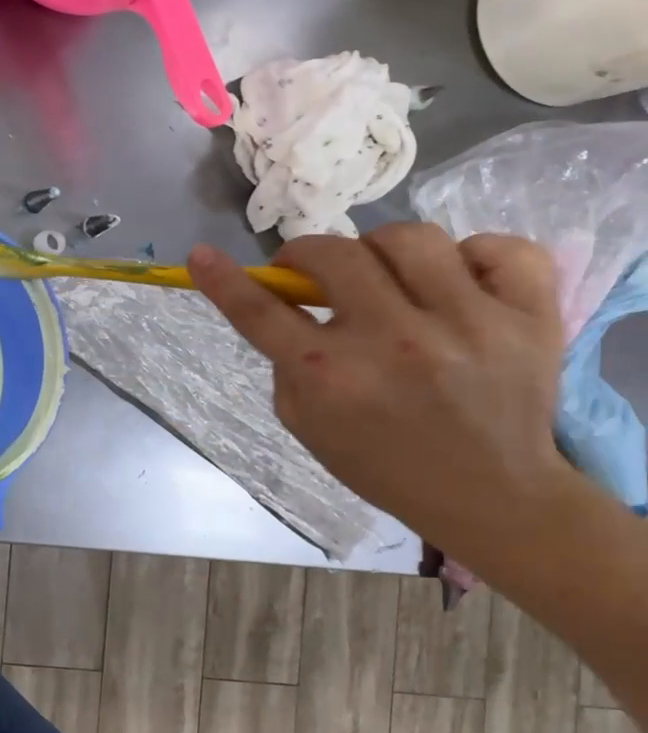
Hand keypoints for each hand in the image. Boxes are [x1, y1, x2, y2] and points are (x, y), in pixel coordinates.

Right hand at [188, 225, 576, 545]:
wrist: (489, 492)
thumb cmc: (377, 460)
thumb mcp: (305, 419)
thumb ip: (290, 359)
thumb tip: (289, 302)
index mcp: (329, 374)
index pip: (259, 310)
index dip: (223, 279)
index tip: (201, 255)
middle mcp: (394, 341)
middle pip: (334, 255)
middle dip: (305, 253)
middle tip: (306, 270)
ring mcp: (469, 324)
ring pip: (411, 239)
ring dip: (380, 250)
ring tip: (384, 276)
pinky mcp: (531, 318)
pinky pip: (503, 250)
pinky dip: (472, 254)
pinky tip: (455, 280)